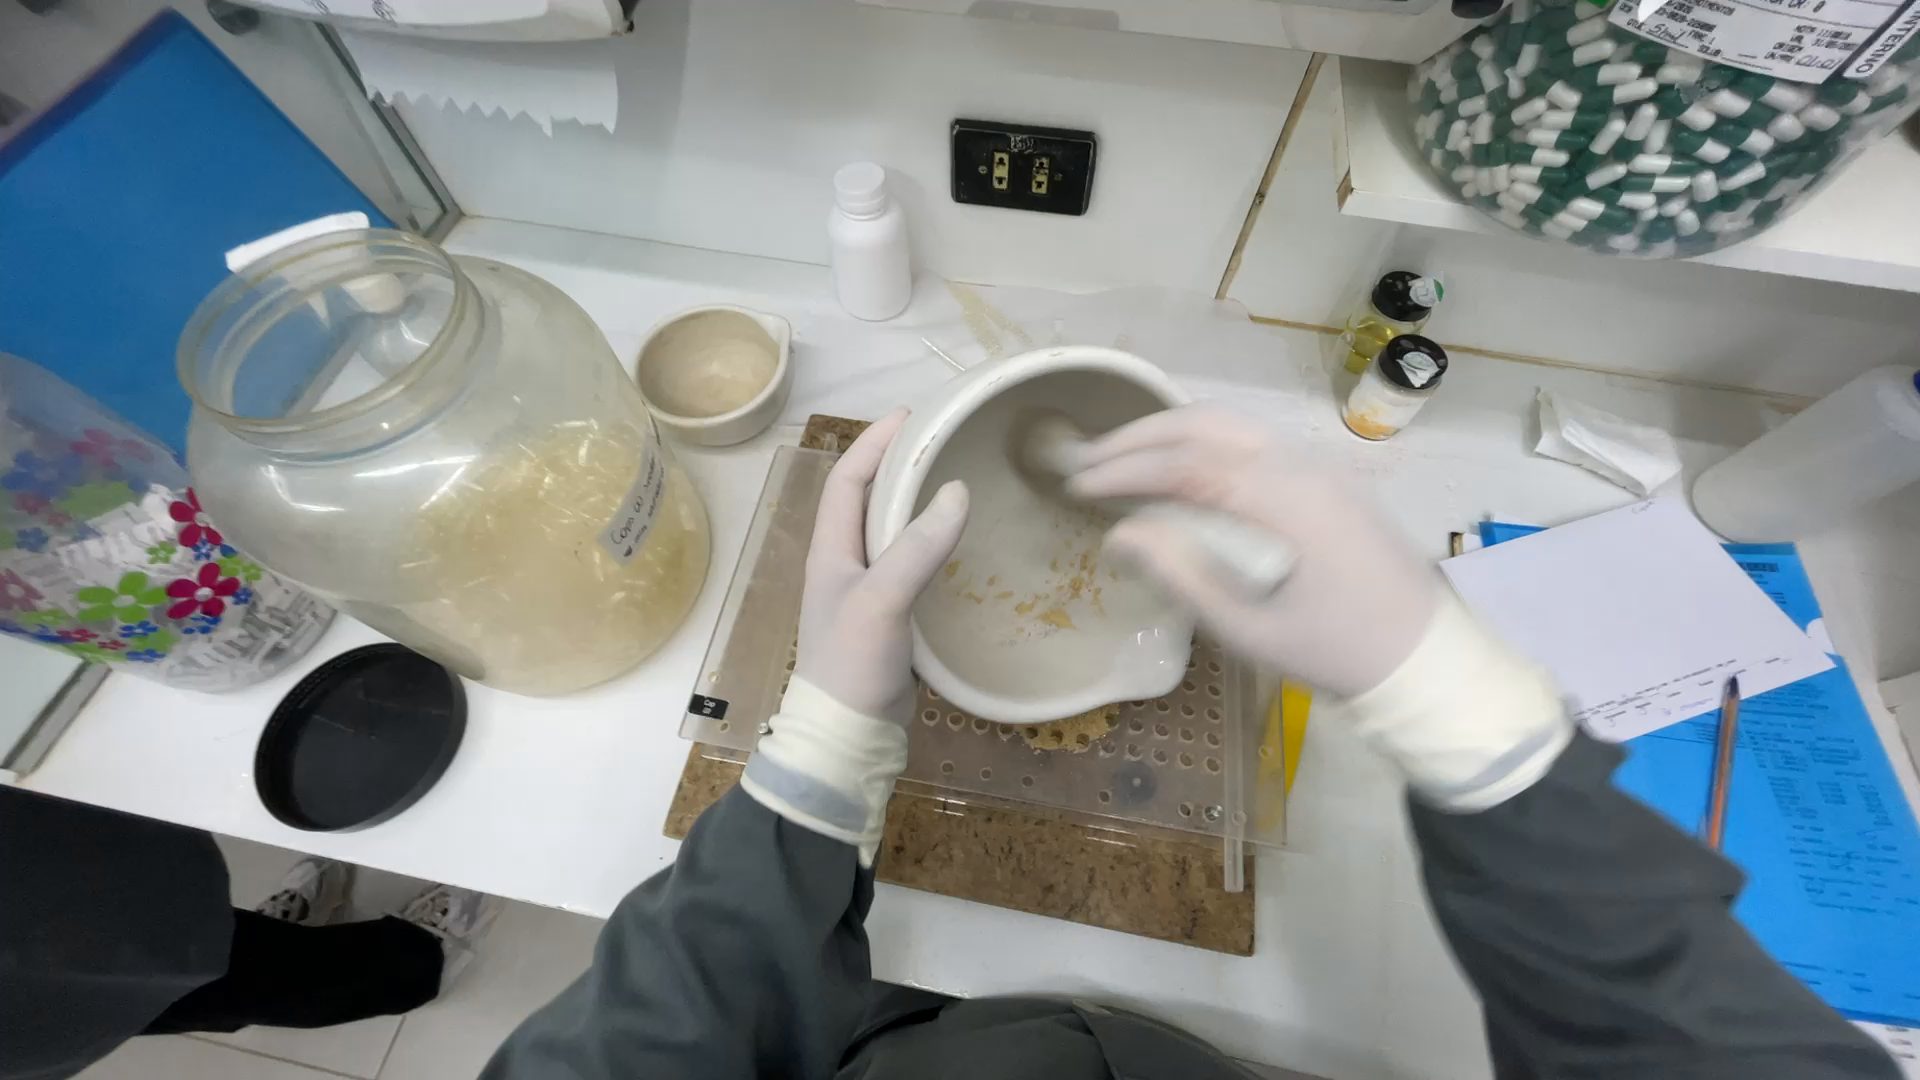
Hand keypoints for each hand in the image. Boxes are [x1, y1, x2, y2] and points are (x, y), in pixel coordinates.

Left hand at [795, 408, 969, 723]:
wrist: (848, 733)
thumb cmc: (852, 663)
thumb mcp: (881, 600)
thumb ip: (915, 548)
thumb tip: (957, 490)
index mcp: (831, 549)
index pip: (847, 478)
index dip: (874, 443)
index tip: (911, 415)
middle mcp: (845, 561)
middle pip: (868, 498)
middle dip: (898, 464)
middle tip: (942, 442)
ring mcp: (867, 588)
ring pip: (891, 529)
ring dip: (916, 500)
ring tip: (956, 478)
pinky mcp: (890, 612)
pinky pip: (910, 561)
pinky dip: (931, 540)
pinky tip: (959, 540)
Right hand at [1067, 406, 1437, 698]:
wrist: (1424, 657)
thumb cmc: (1333, 651)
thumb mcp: (1248, 628)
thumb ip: (1181, 574)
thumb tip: (1119, 535)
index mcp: (1287, 502)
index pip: (1187, 465)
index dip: (1126, 470)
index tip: (1078, 488)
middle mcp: (1302, 466)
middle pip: (1205, 424)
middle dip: (1137, 437)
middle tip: (1086, 461)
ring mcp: (1316, 465)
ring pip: (1227, 423)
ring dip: (1166, 433)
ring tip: (1118, 458)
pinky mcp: (1320, 477)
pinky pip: (1247, 440)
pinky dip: (1197, 443)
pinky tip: (1171, 468)